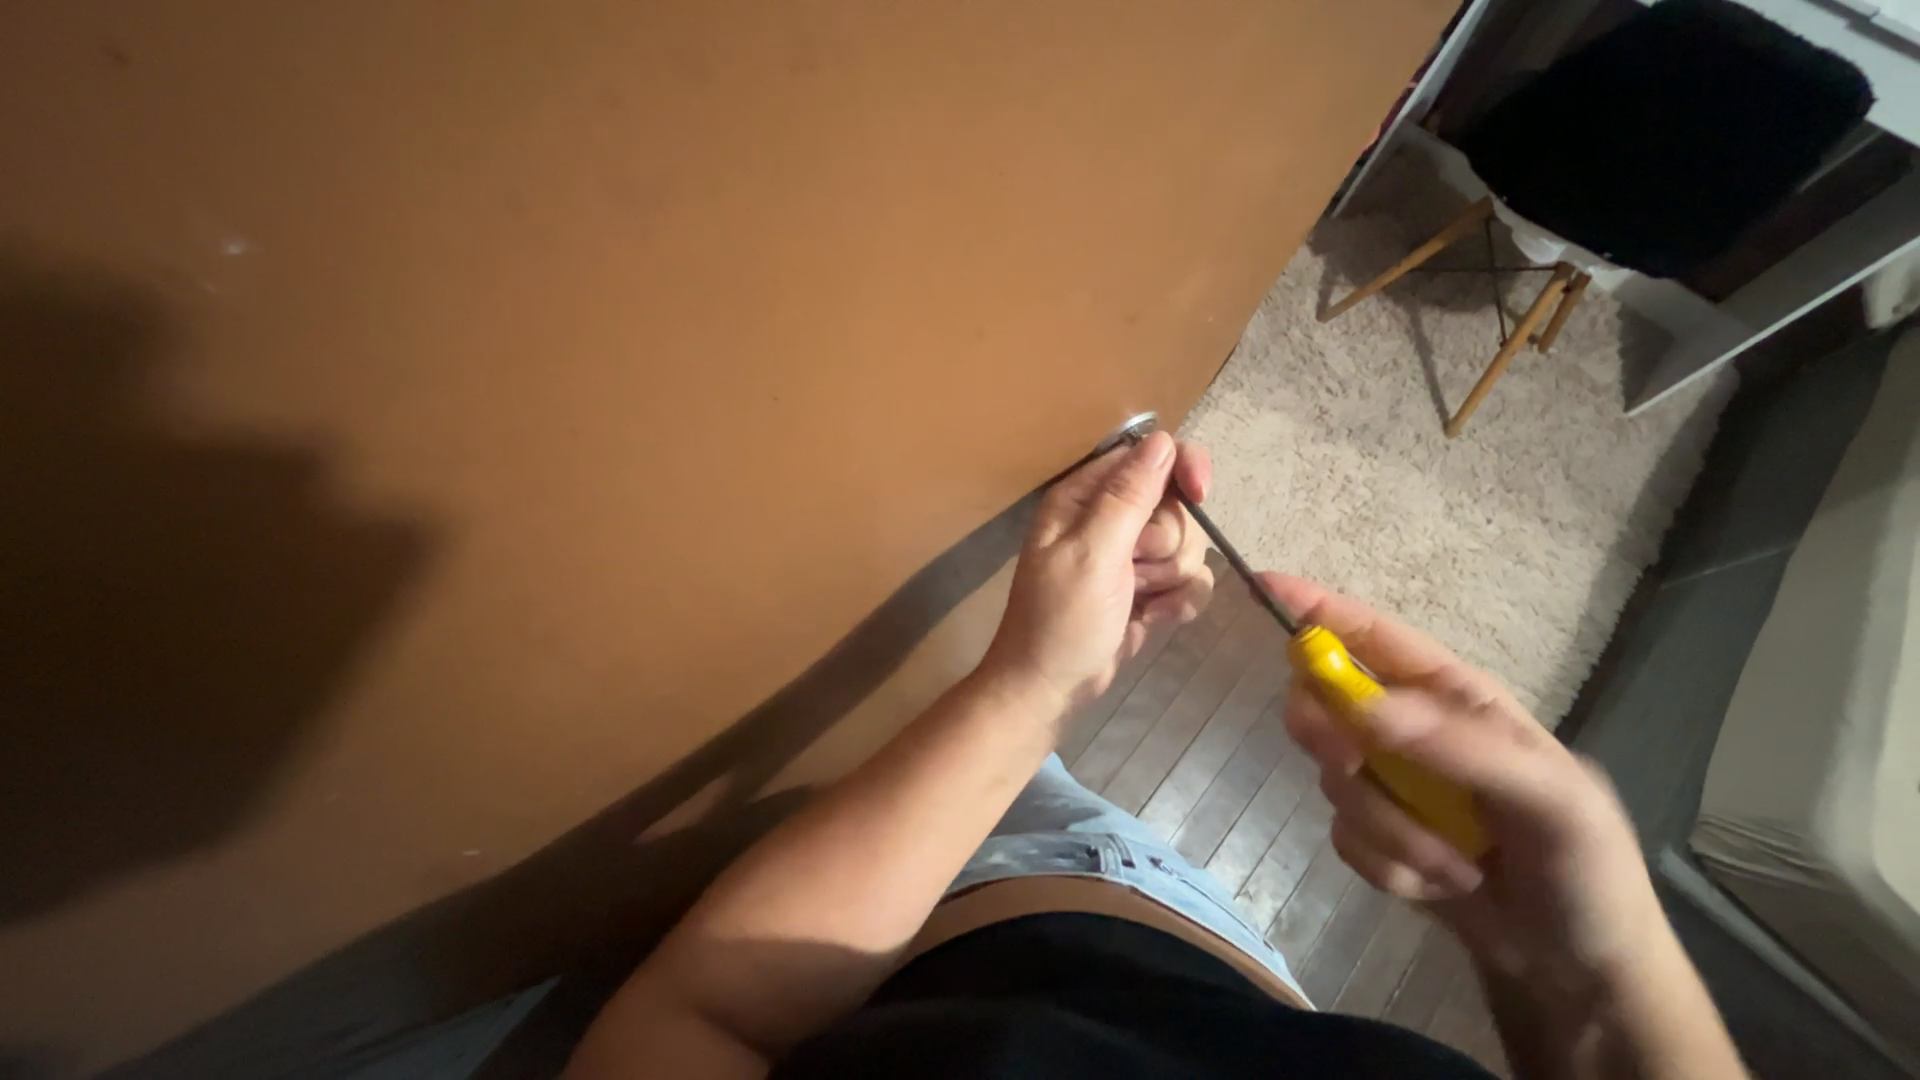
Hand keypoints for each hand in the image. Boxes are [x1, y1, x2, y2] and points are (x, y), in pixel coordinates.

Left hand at [981, 431, 1214, 715]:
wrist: (1052, 687)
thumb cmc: (1060, 620)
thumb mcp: (1092, 554)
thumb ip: (1128, 497)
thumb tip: (1162, 439)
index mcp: (1085, 498)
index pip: (1149, 457)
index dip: (1181, 470)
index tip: (1200, 494)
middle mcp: (1109, 519)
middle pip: (1177, 506)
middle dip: (1166, 544)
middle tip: (1133, 572)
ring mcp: (1130, 556)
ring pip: (1189, 545)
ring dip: (1169, 578)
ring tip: (1135, 600)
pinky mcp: (1147, 588)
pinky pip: (1189, 580)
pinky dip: (1176, 602)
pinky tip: (1151, 620)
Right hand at [1267, 574, 1669, 998]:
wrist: (1577, 970)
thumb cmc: (1585, 867)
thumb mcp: (1551, 799)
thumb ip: (1462, 746)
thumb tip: (1363, 707)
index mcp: (1451, 697)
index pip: (1369, 635)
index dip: (1314, 607)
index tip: (1261, 586)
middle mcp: (1407, 729)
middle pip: (1322, 701)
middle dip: (1333, 737)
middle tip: (1355, 765)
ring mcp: (1384, 782)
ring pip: (1331, 776)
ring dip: (1388, 828)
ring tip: (1456, 862)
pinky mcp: (1370, 834)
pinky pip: (1341, 834)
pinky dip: (1387, 865)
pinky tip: (1439, 883)